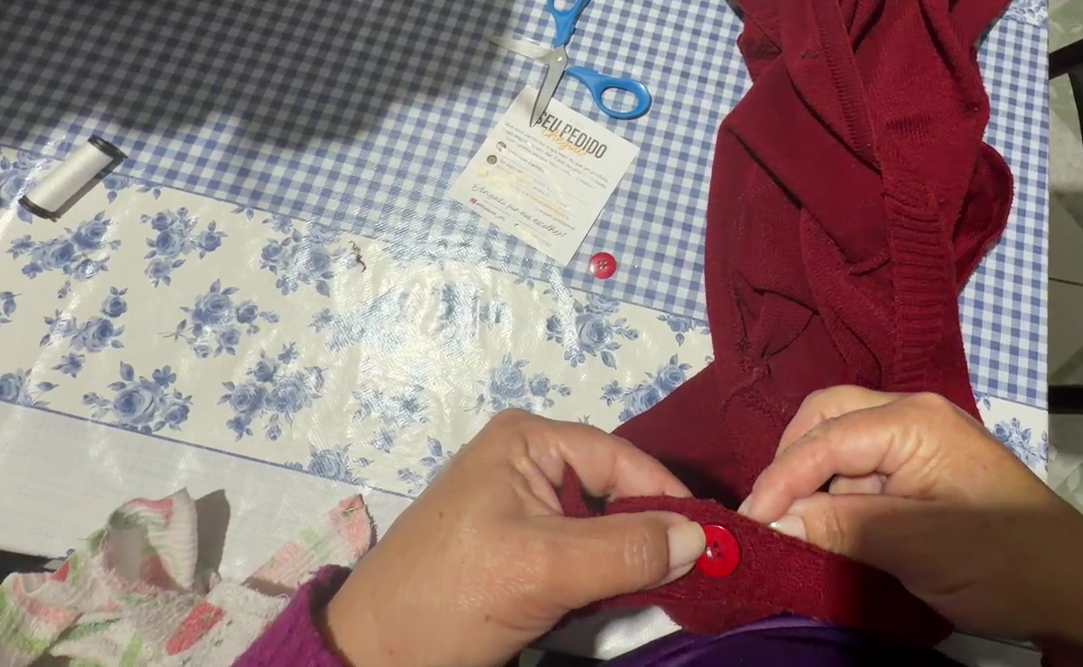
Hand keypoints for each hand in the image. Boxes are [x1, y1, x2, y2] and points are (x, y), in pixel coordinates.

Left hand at [323, 409, 707, 666]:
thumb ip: (625, 550)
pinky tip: (625, 588)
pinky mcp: (516, 536)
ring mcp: (520, 496)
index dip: (667, 496)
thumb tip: (701, 538)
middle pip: (611, 486)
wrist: (369, 662)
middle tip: (696, 566)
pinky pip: (577, 541)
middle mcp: (527, 454)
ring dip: (627, 550)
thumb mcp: (544, 570)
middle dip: (650, 526)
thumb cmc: (451, 598)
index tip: (713, 538)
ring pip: (597, 518)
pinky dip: (602, 566)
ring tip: (668, 579)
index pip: (618, 459)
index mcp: (529, 438)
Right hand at [739, 388, 1082, 666]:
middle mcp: (911, 413)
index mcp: (913, 419)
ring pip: (841, 440)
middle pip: (827, 417)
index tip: (749, 521)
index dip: (781, 477)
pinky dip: (837, 490)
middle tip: (769, 512)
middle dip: (792, 461)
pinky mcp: (922, 466)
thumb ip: (842, 527)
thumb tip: (772, 523)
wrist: (1081, 592)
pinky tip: (827, 522)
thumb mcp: (919, 547)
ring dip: (812, 477)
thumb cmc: (1004, 561)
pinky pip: (862, 465)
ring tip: (793, 523)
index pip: (827, 436)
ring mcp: (918, 438)